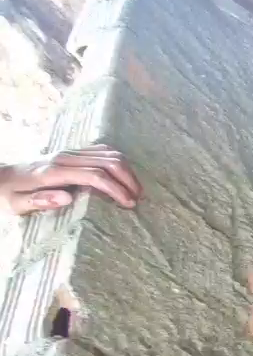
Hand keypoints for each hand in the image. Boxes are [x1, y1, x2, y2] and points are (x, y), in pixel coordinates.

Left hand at [0, 145, 142, 214]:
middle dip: (129, 181)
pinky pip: (105, 151)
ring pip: (111, 155)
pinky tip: (122, 176)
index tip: (128, 204)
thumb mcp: (14, 204)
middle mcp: (63, 158)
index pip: (95, 175)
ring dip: (128, 172)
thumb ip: (37, 201)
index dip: (116, 189)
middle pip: (109, 162)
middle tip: (137, 198)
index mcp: (51, 171)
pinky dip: (121, 163)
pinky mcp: (74, 152)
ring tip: (133, 189)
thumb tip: (66, 198)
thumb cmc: (8, 194)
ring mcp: (70, 153)